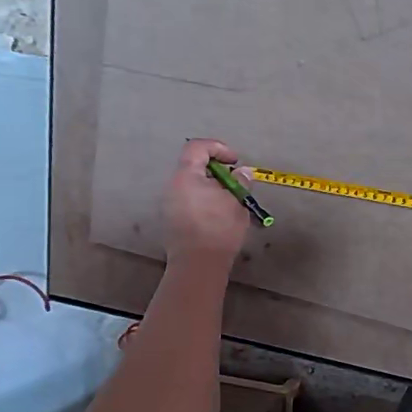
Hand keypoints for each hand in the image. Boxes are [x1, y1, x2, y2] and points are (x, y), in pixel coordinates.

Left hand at [162, 138, 250, 268]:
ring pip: (192, 185)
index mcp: (186, 176)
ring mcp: (169, 204)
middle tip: (235, 183)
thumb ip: (240, 182)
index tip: (235, 162)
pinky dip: (204, 200)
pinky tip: (218, 216)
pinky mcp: (172, 220)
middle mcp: (173, 186)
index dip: (219, 148)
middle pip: (194, 166)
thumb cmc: (219, 228)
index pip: (198, 147)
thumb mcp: (237, 202)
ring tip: (230, 201)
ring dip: (211, 187)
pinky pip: (189, 200)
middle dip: (217, 171)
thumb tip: (242, 172)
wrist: (198, 264)